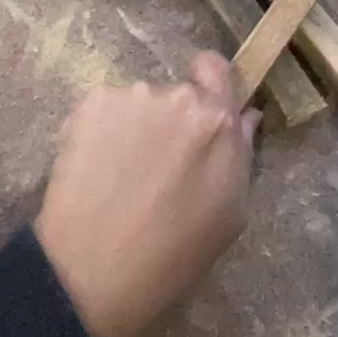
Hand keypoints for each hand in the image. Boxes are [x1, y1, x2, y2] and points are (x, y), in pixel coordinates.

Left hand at [34, 51, 259, 336]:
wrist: (94, 270)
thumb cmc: (173, 254)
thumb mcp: (230, 214)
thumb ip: (241, 153)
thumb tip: (246, 115)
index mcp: (218, 120)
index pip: (215, 67)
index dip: (208, 85)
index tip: (199, 114)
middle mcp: (177, 96)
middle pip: (177, 93)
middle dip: (171, 119)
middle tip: (158, 164)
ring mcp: (131, 96)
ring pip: (139, 103)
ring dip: (137, 127)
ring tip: (123, 174)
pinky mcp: (91, 104)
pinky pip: (106, 111)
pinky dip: (104, 132)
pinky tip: (98, 169)